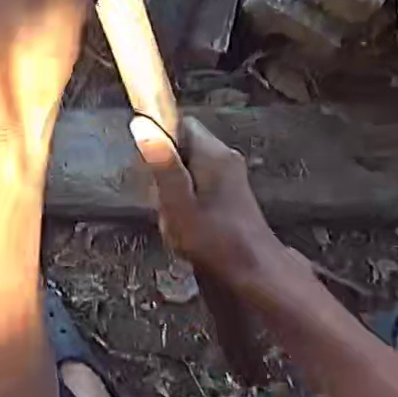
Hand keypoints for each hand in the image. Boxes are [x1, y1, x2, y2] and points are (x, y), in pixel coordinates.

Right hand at [131, 116, 281, 286]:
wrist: (255, 273)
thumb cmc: (214, 240)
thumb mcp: (178, 203)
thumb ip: (161, 163)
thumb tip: (142, 124)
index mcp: (214, 153)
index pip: (180, 123)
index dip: (158, 138)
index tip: (148, 166)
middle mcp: (225, 156)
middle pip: (183, 145)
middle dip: (165, 168)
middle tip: (162, 198)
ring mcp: (231, 175)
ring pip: (189, 166)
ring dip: (174, 187)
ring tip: (173, 214)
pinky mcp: (231, 192)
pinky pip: (199, 182)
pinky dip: (187, 198)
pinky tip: (186, 221)